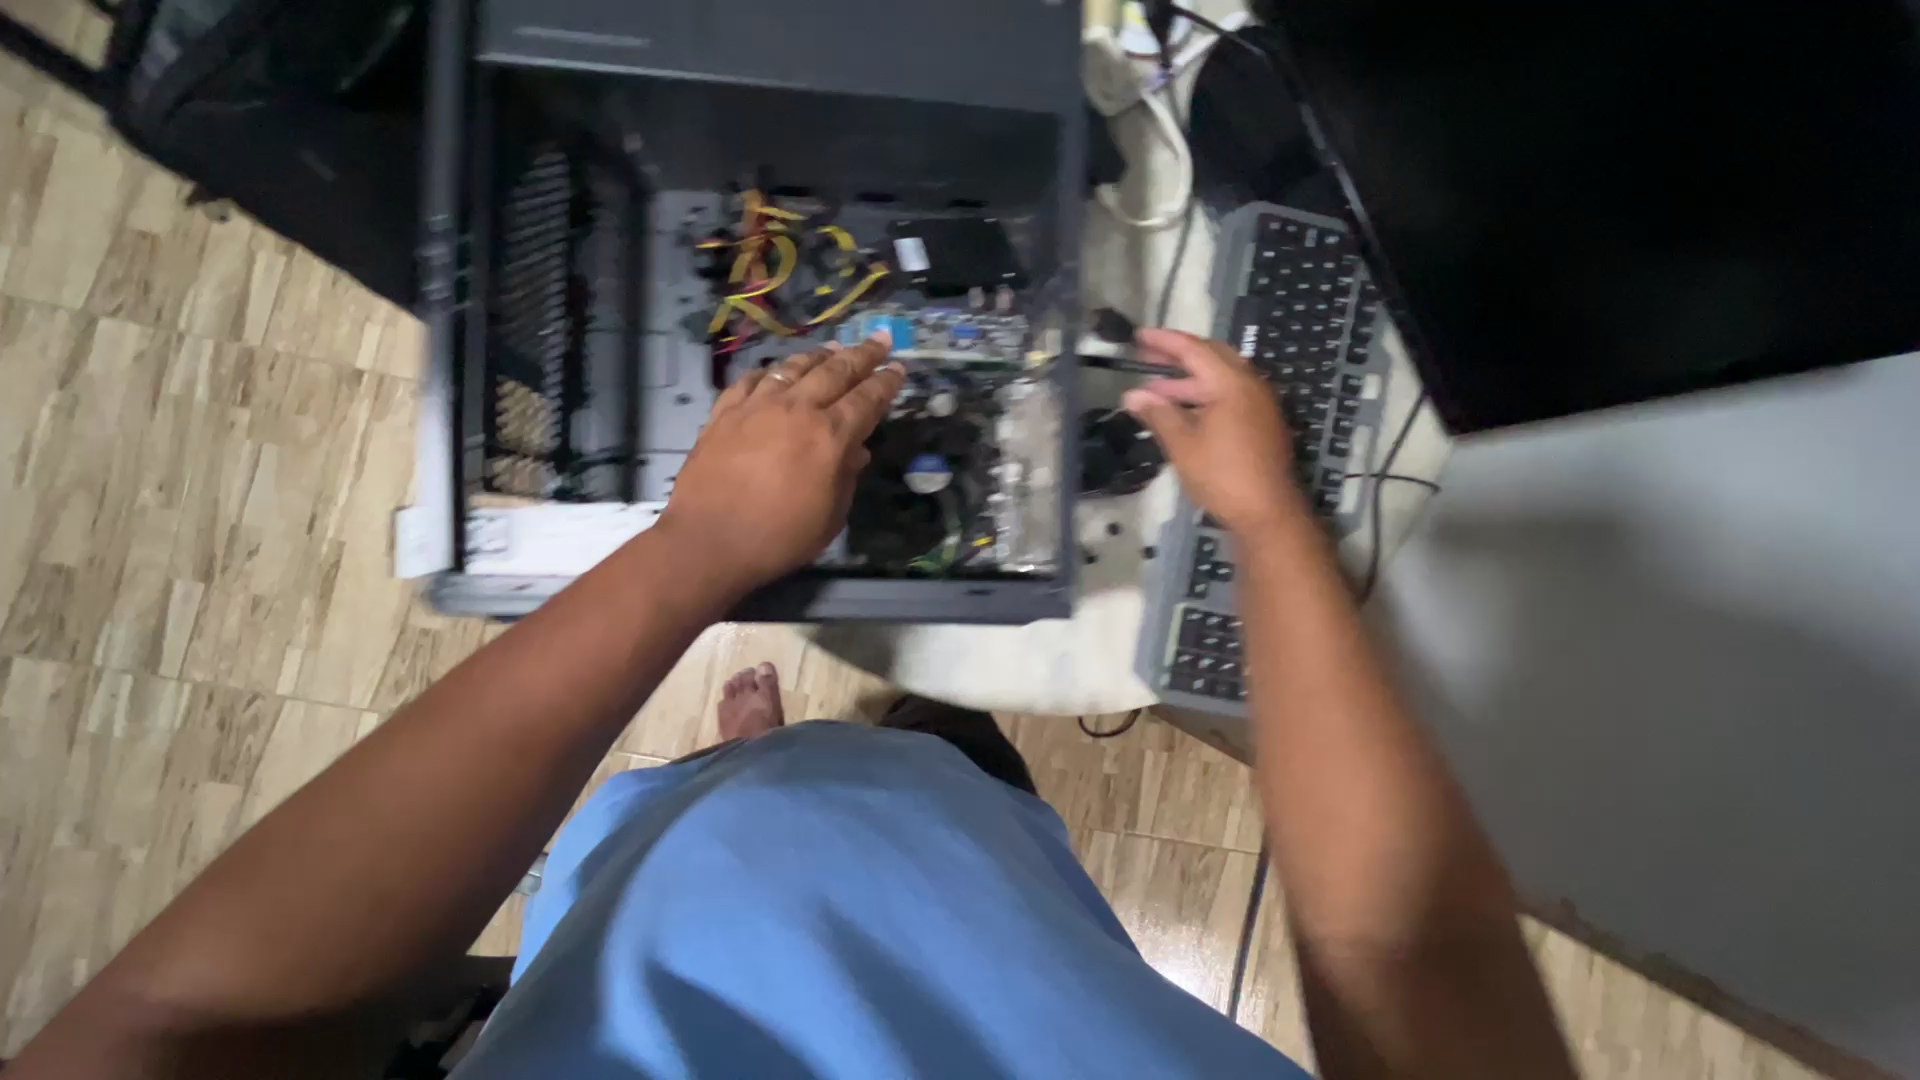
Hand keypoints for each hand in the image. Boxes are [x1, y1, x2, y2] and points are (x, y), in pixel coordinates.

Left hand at [658, 336, 904, 591]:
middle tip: (879, 339)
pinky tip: (773, 371)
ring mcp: (756, 407)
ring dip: (817, 355)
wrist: (710, 541)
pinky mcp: (724, 413)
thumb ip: (846, 477)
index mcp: (829, 436)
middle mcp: (796, 410)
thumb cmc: (779, 538)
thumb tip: (856, 452)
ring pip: (792, 367)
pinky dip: (767, 372)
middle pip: (835, 371)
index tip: (898, 368)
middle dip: (861, 354)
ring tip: (832, 348)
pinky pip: (749, 381)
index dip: (885, 383)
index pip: (866, 400)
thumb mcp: (830, 516)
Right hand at [1123, 328, 1308, 538]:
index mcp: (1231, 383)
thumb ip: (1158, 414)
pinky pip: (1229, 397)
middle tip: (1147, 357)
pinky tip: (1183, 413)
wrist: (1268, 511)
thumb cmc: (1222, 475)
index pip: (1193, 350)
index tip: (1138, 336)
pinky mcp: (1261, 424)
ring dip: (1188, 382)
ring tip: (1156, 392)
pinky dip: (1203, 397)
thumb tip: (1133, 395)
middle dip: (1178, 357)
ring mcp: (1259, 405)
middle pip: (1211, 358)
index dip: (1164, 341)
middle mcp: (1250, 385)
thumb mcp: (1183, 445)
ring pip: (1220, 380)